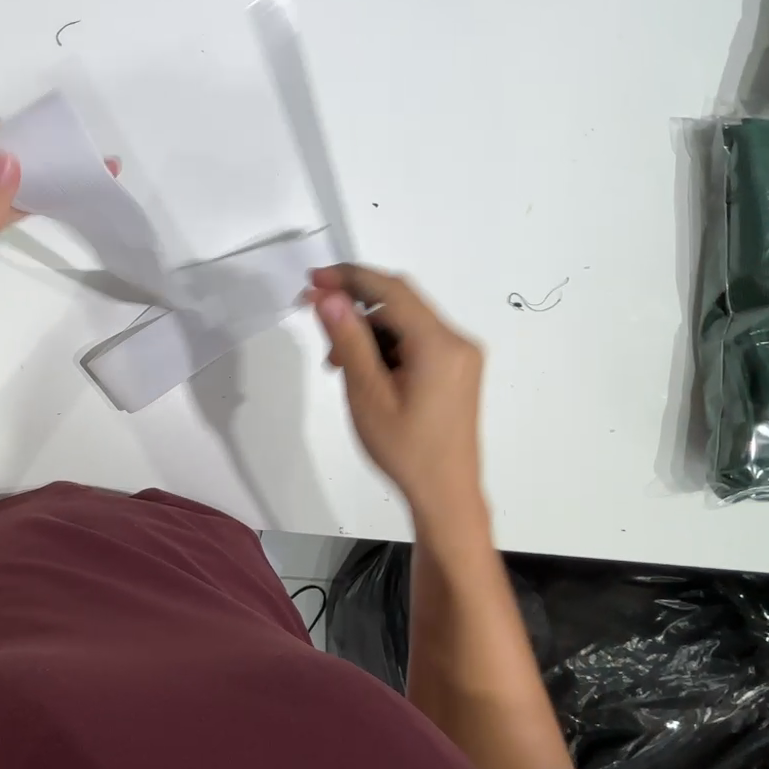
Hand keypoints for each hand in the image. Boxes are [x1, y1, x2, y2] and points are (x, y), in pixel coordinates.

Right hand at [310, 264, 486, 523]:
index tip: (310, 280)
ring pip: (402, 321)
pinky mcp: (453, 368)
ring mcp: (458, 355)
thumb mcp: (367, 393)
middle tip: (311, 312)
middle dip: (353, 301)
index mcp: (439, 344)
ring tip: (335, 361)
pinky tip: (360, 368)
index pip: (391, 291)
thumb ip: (349, 340)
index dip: (349, 277)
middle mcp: (456, 341)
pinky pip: (412, 339)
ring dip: (364, 328)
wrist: (445, 491)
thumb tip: (329, 296)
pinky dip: (381, 344)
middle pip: (399, 301)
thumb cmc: (403, 447)